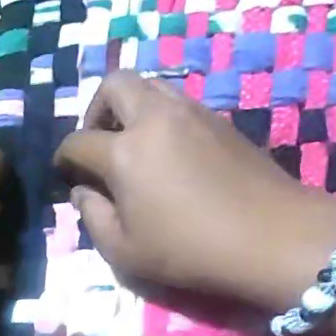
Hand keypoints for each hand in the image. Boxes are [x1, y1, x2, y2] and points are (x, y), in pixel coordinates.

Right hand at [55, 71, 335, 309]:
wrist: (271, 237)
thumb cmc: (188, 251)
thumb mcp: (124, 251)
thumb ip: (93, 217)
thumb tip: (84, 192)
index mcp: (124, 152)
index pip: (78, 141)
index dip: (64, 158)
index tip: (65, 174)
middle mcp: (154, 118)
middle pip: (114, 84)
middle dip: (95, 109)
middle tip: (98, 144)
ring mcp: (192, 113)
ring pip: (149, 86)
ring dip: (130, 108)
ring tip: (132, 146)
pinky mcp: (220, 120)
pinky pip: (177, 102)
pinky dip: (159, 117)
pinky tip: (167, 154)